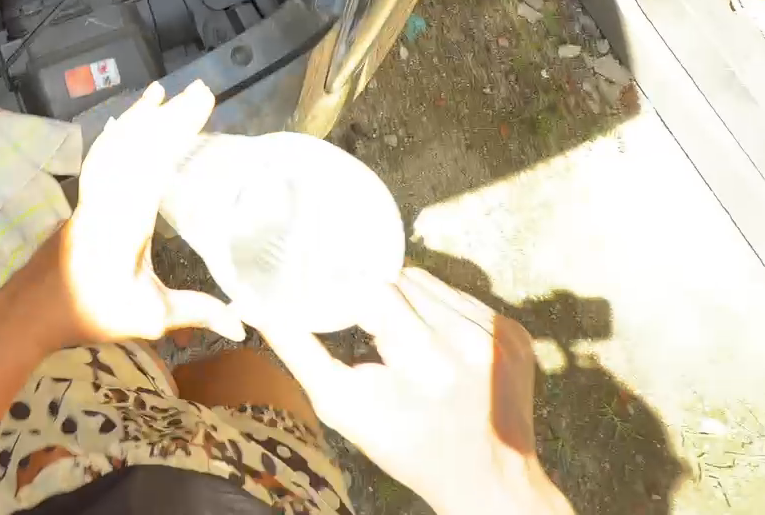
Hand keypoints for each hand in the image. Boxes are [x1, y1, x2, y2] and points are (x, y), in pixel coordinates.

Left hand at [7, 82, 244, 349]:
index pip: (157, 161)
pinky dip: (113, 135)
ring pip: (116, 145)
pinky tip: (123, 122)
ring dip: (141, 117)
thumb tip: (244, 325)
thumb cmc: (92, 313)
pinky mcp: (83, 198)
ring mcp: (92, 194)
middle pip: (139, 144)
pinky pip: (99, 157)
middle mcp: (108, 196)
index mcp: (127, 218)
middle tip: (201, 89)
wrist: (33, 308)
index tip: (202, 104)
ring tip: (161, 91)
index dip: (179, 128)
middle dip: (171, 115)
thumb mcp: (148, 316)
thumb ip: (195, 312)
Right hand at [252, 268, 570, 514]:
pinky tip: (430, 338)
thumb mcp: (340, 403)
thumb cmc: (408, 447)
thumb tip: (249, 303)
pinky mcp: (515, 333)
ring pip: (425, 280)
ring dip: (401, 296)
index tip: (331, 306)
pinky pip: (455, 294)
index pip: (369, 289)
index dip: (344, 293)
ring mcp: (498, 334)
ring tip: (395, 332)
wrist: (492, 485)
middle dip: (372, 295)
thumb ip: (294, 346)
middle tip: (361, 323)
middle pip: (397, 279)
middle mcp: (468, 338)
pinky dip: (433, 306)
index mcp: (425, 357)